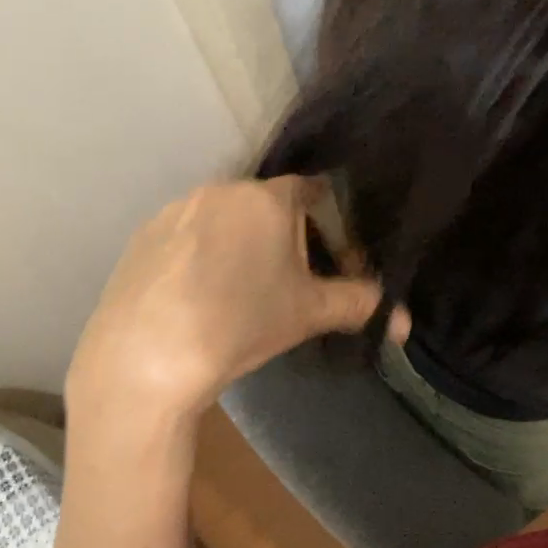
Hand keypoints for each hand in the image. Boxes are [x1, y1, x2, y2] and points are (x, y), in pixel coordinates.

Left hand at [65, 177, 407, 422]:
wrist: (144, 356)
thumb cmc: (239, 324)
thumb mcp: (307, 315)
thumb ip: (359, 305)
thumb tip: (404, 323)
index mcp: (267, 199)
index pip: (314, 191)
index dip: (332, 224)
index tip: (335, 261)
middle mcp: (220, 191)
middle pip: (269, 206)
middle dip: (289, 238)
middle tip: (295, 285)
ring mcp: (175, 211)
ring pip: (227, 222)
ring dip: (244, 247)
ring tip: (245, 295)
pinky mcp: (143, 237)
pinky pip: (189, 238)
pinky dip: (205, 258)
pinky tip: (201, 299)